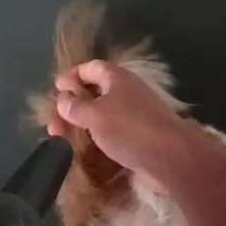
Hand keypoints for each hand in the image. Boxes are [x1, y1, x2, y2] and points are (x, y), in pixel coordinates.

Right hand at [50, 59, 195, 173]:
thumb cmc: (129, 128)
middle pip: (95, 92)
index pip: (91, 68)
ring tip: (64, 138)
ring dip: (82, 123)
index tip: (57, 86)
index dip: (73, 74)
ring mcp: (136, 115)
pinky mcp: (141, 137)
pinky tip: (86, 148)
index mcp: (118, 78)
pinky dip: (97, 137)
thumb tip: (62, 100)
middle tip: (55, 120)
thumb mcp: (95, 115)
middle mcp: (128, 93)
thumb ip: (75, 107)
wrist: (171, 158)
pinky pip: (113, 132)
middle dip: (73, 105)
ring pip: (103, 114)